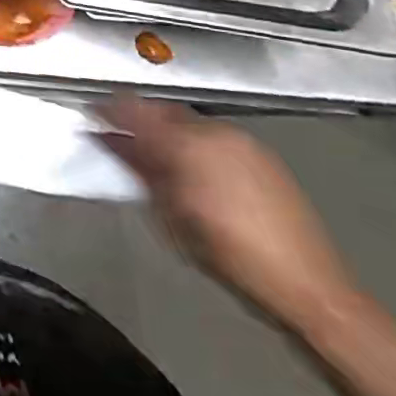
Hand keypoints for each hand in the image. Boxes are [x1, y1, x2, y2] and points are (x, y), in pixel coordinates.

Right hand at [95, 94, 358, 328]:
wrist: (305, 285)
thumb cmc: (226, 254)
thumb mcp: (168, 214)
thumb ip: (137, 168)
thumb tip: (110, 141)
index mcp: (189, 145)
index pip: (135, 112)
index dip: (107, 109)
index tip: (89, 114)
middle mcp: (217, 133)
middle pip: (163, 111)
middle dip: (137, 118)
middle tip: (117, 134)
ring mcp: (244, 143)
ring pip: (189, 123)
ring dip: (165, 130)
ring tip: (152, 153)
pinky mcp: (261, 156)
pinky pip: (213, 136)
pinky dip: (191, 142)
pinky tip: (188, 165)